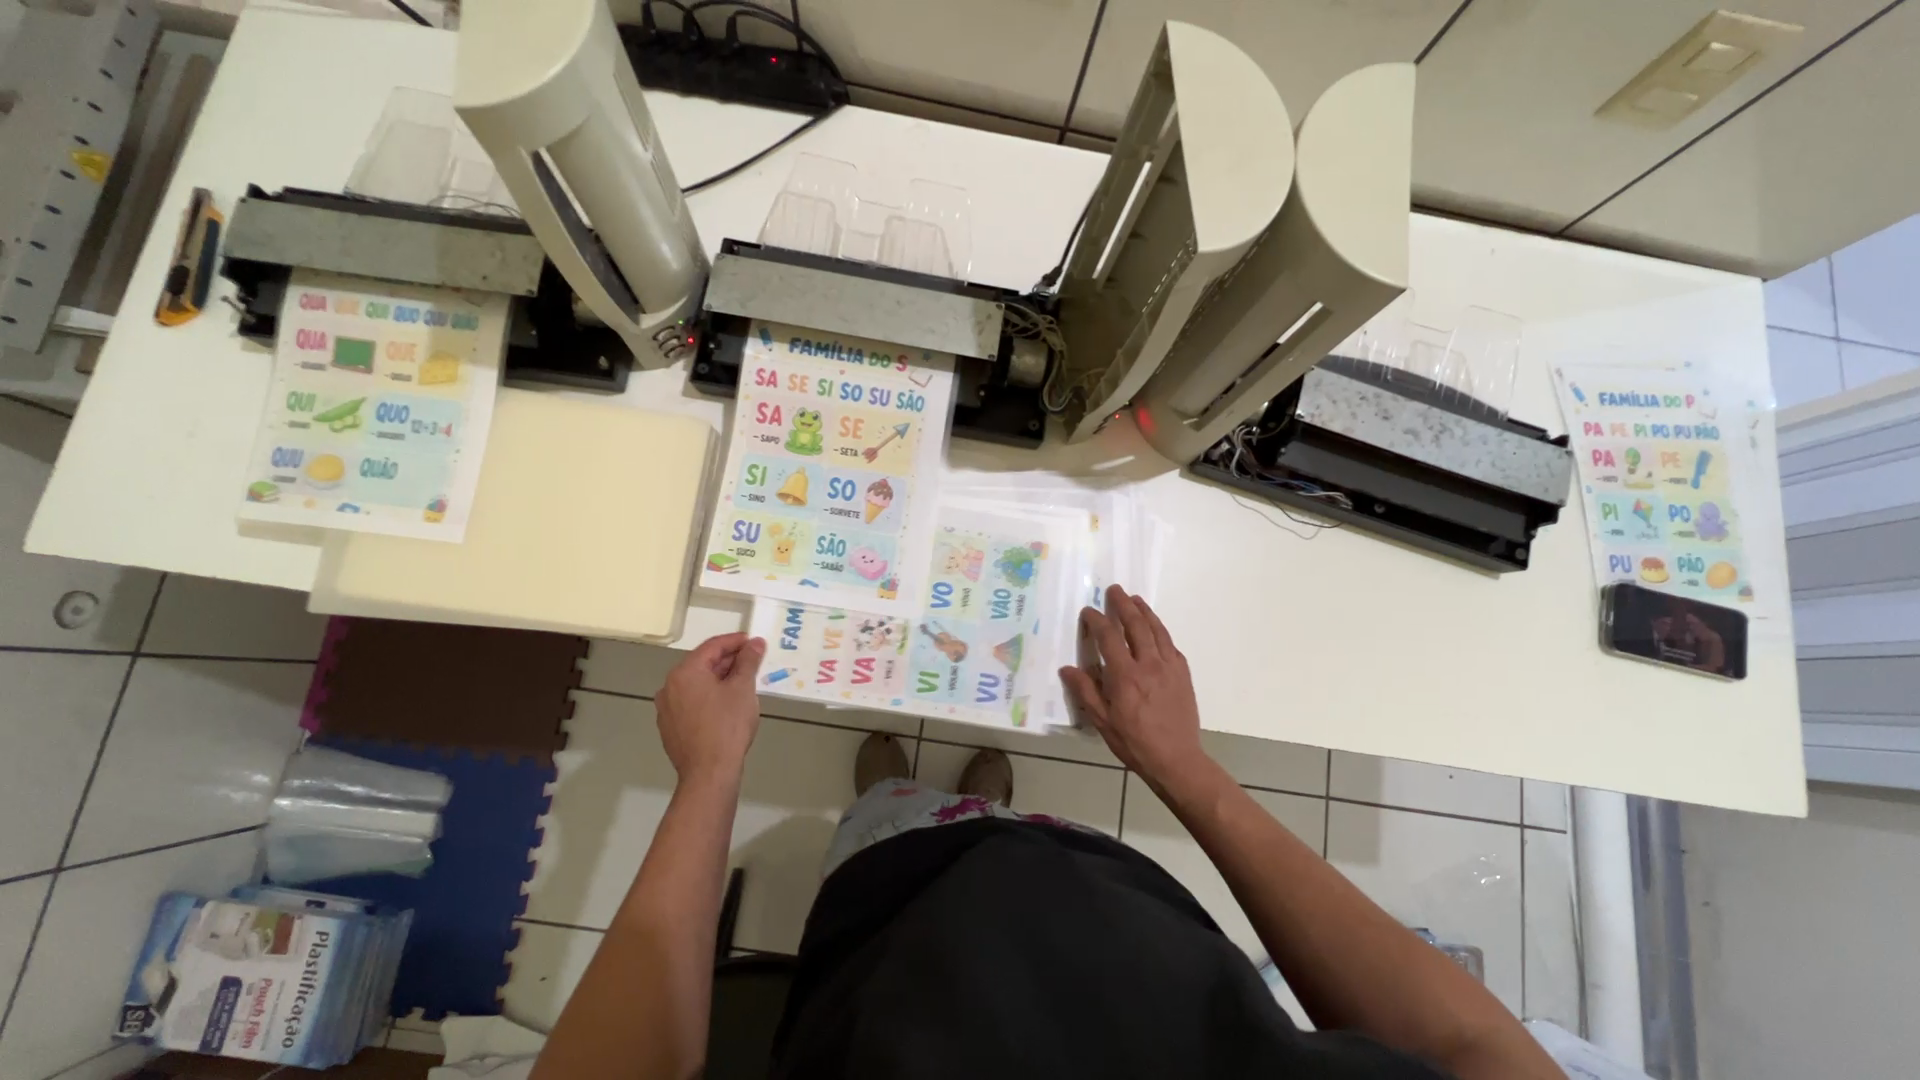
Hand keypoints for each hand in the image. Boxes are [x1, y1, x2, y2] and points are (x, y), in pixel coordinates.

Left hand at [655, 633, 766, 785]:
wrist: (709, 772)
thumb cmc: (727, 726)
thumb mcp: (743, 689)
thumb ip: (748, 661)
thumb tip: (755, 643)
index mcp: (685, 672)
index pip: (712, 646)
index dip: (736, 641)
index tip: (755, 642)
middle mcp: (669, 687)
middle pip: (702, 664)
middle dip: (728, 661)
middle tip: (753, 662)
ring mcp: (667, 709)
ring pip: (696, 685)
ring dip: (719, 680)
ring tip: (743, 684)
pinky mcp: (670, 728)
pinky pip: (691, 703)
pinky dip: (708, 698)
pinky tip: (726, 707)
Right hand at [1060, 585, 1208, 787]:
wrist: (1176, 759)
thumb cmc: (1134, 743)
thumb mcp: (1102, 721)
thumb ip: (1085, 691)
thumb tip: (1067, 669)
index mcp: (1125, 675)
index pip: (1109, 638)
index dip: (1097, 620)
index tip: (1089, 611)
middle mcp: (1149, 664)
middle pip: (1136, 625)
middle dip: (1124, 605)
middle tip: (1115, 590)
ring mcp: (1169, 667)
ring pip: (1157, 630)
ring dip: (1145, 612)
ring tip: (1136, 599)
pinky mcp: (1183, 674)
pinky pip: (1171, 645)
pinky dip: (1161, 632)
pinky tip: (1156, 629)